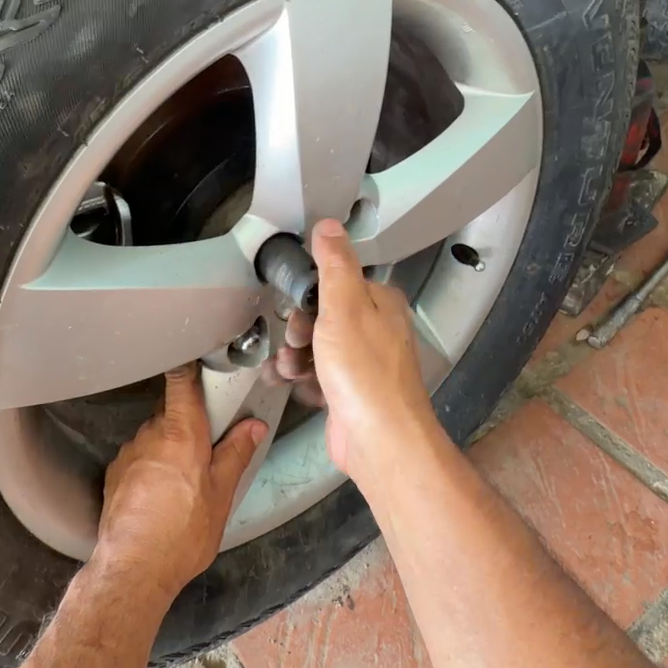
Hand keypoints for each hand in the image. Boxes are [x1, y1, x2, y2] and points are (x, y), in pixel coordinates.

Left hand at [92, 365, 266, 601]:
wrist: (134, 570)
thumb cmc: (184, 531)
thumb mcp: (221, 494)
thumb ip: (236, 453)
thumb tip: (254, 425)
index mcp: (181, 432)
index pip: (181, 382)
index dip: (189, 368)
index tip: (197, 363)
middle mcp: (151, 433)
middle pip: (171, 414)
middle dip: (187, 426)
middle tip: (205, 451)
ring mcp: (128, 453)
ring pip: (154, 438)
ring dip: (167, 449)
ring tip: (181, 483)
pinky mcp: (113, 474)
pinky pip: (137, 458)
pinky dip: (149, 468)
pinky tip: (158, 497)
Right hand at [302, 218, 441, 481]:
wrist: (379, 442)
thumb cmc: (364, 372)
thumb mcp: (344, 306)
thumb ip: (334, 264)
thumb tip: (328, 224)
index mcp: (381, 303)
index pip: (338, 281)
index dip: (311, 292)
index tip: (295, 305)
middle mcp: (376, 331)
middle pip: (324, 314)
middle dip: (299, 328)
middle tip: (295, 341)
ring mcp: (363, 364)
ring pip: (317, 346)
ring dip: (295, 355)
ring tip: (289, 368)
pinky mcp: (350, 393)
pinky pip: (317, 375)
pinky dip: (299, 377)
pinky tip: (286, 382)